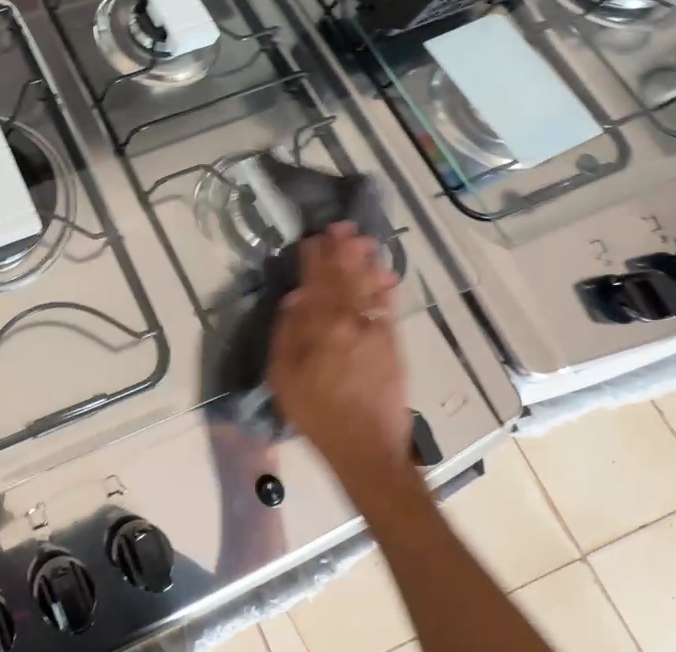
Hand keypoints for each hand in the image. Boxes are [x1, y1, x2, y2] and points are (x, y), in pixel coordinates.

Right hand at [266, 222, 410, 486]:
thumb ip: (288, 332)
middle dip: (343, 251)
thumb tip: (296, 298)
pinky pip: (388, 309)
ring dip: (367, 262)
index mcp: (321, 326)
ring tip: (364, 240)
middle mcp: (351, 322)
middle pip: (346, 278)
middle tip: (342, 226)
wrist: (367, 448)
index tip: (312, 237)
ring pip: (370, 288)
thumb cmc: (315, 412)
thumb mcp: (283, 374)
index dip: (315, 257)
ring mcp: (376, 333)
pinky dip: (386, 289)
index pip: (317, 281)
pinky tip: (386, 276)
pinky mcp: (393, 347)